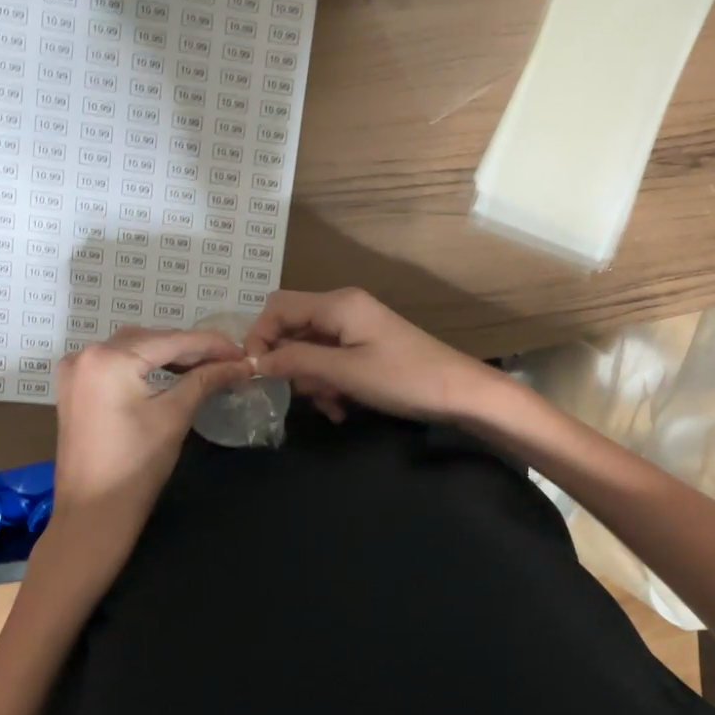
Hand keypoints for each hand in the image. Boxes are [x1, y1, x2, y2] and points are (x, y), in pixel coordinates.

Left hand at [48, 326, 252, 540]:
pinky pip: (114, 364)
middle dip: (189, 348)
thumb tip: (241, 364)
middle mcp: (87, 354)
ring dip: (167, 355)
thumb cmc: (136, 466)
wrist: (93, 513)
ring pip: (131, 349)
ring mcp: (75, 371)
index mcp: (109, 358)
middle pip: (149, 339)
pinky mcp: (74, 388)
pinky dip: (142, 365)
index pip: (171, 340)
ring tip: (205, 366)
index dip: (211, 344)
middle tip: (228, 360)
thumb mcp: (174, 416)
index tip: (243, 351)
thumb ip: (205, 381)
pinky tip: (170, 374)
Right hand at [244, 288, 505, 423]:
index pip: (278, 308)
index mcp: (337, 304)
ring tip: (330, 408)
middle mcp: (343, 308)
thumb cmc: (403, 378)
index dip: (258, 337)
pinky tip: (340, 410)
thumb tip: (254, 361)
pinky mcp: (366, 348)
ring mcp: (356, 328)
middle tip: (297, 396)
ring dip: (312, 382)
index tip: (253, 372)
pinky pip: (332, 362)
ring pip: (311, 351)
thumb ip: (296, 362)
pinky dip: (330, 385)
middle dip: (289, 366)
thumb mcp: (344, 373)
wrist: (461, 393)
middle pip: (293, 330)